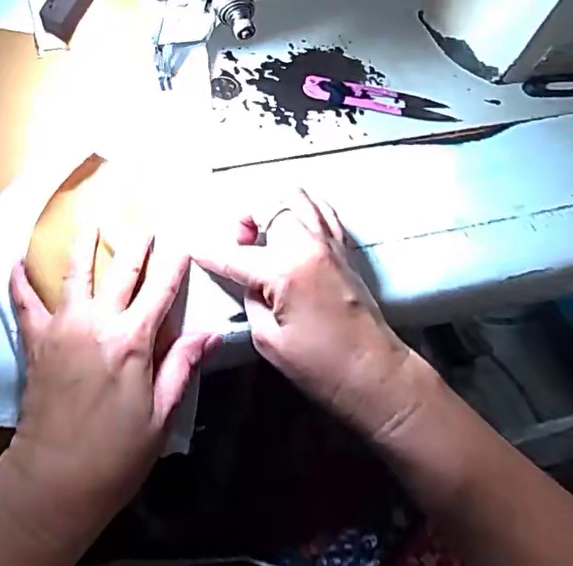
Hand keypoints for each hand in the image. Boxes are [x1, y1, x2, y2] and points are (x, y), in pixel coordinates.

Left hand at [0, 226, 217, 556]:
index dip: (174, 266)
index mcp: (133, 341)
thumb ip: (181, 366)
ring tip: (90, 220)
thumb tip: (210, 332)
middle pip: (122, 272)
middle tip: (143, 224)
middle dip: (136, 244)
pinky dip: (19, 280)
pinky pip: (25, 302)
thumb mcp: (160, 415)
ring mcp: (64, 326)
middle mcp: (99, 322)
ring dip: (85, 244)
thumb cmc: (116, 455)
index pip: (160, 292)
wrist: (55, 480)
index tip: (182, 243)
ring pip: (76, 273)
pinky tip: (16, 261)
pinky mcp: (36, 340)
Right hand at [194, 191, 422, 438]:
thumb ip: (252, 302)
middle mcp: (307, 247)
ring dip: (272, 208)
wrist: (376, 376)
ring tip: (264, 231)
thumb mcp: (269, 342)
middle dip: (245, 220)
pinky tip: (293, 225)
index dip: (211, 254)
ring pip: (296, 197)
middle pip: (267, 206)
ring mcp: (329, 244)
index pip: (236, 256)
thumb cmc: (324, 368)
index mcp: (285, 271)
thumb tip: (250, 284)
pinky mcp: (343, 249)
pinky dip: (302, 209)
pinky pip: (322, 210)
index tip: (195, 250)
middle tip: (239, 244)